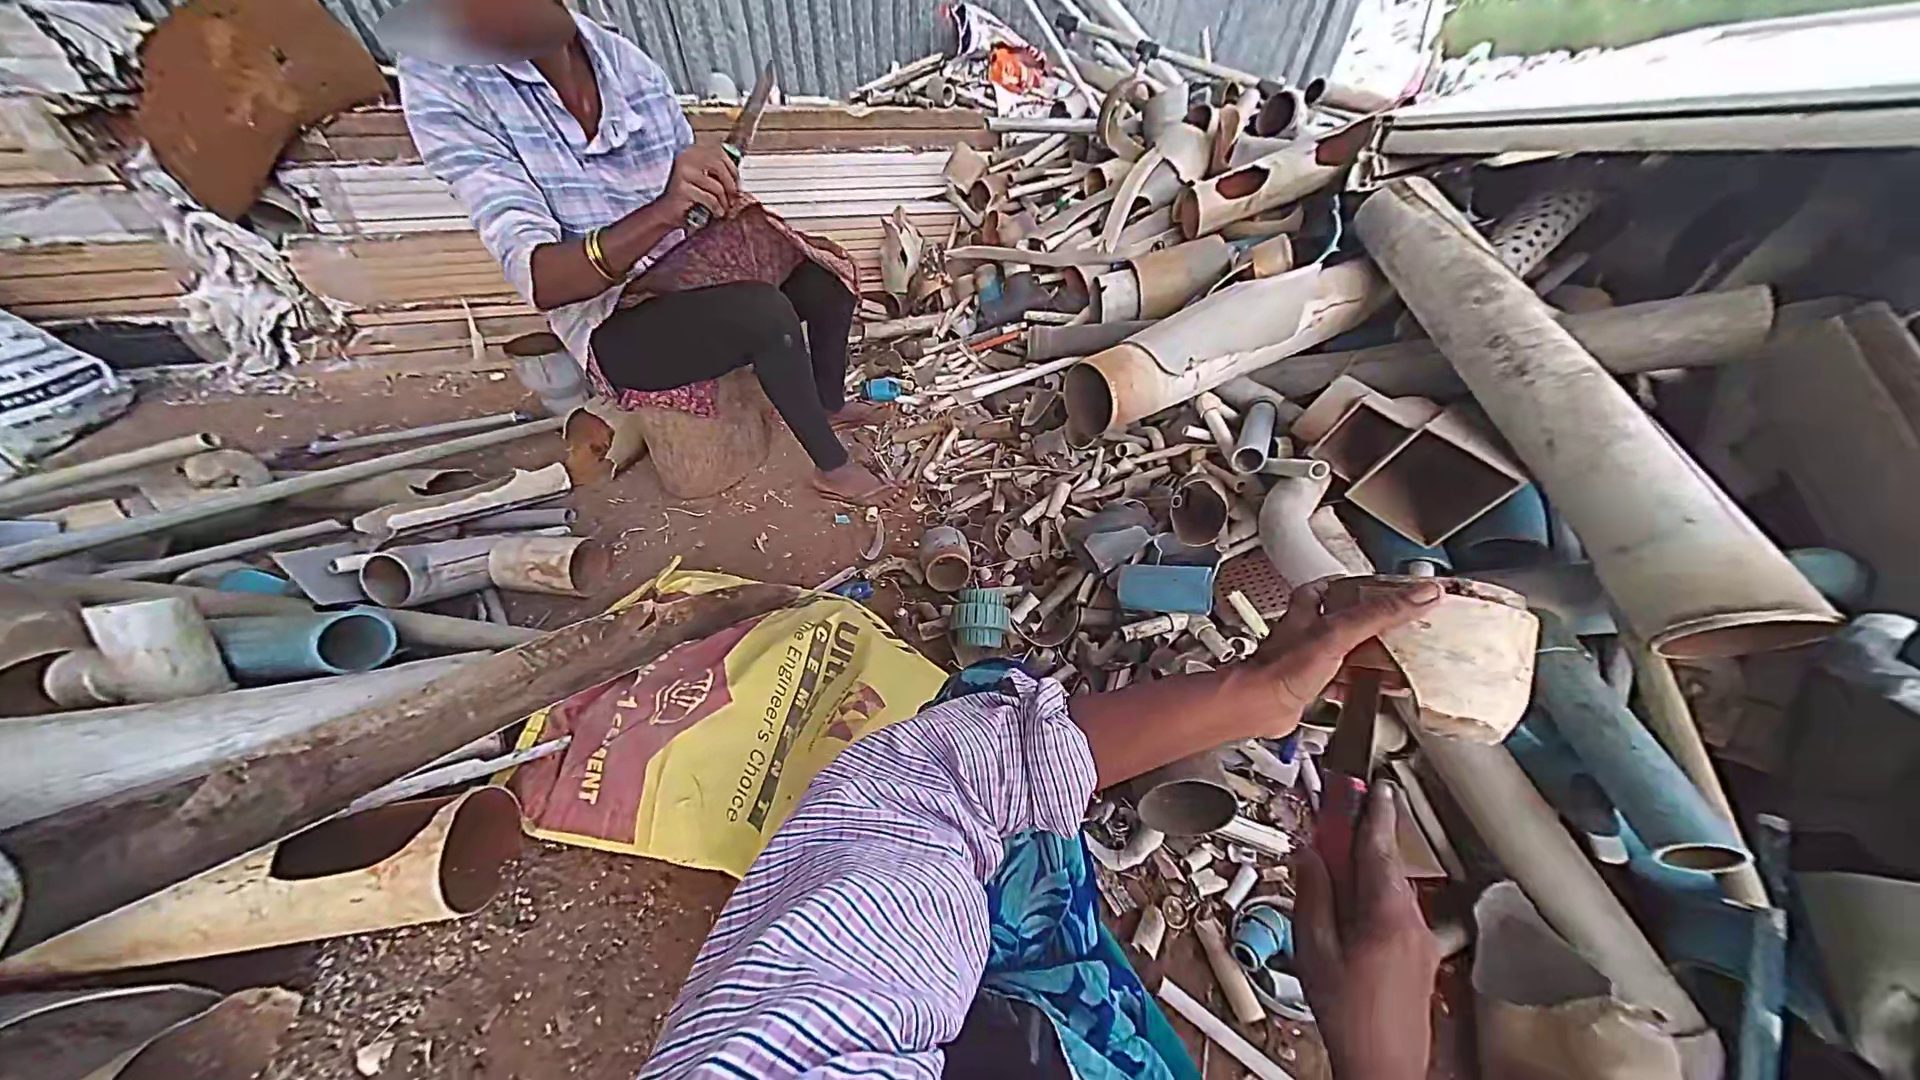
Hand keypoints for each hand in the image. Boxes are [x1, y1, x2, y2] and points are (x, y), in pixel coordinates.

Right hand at [653, 143, 739, 221]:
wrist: (667, 211)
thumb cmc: (689, 197)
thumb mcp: (703, 180)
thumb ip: (717, 174)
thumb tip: (739, 180)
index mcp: (692, 152)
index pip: (719, 154)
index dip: (733, 171)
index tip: (737, 185)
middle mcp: (686, 158)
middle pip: (719, 167)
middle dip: (731, 186)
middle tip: (733, 199)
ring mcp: (683, 172)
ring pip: (716, 186)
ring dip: (725, 202)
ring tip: (724, 209)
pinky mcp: (682, 189)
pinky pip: (709, 199)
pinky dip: (717, 209)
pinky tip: (717, 213)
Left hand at [1255, 577, 1440, 731]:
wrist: (1260, 704)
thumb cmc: (1282, 667)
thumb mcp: (1337, 633)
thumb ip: (1379, 613)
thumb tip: (1420, 595)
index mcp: (1308, 608)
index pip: (1338, 586)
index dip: (1364, 585)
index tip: (1392, 588)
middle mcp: (1307, 630)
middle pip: (1349, 621)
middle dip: (1379, 625)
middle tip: (1407, 627)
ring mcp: (1309, 657)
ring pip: (1350, 652)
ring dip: (1376, 657)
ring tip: (1406, 659)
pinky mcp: (1312, 683)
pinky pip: (1346, 681)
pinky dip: (1366, 684)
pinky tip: (1382, 689)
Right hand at [1295, 782, 1440, 1079]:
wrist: (1384, 1065)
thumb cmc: (1347, 1012)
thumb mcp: (1313, 944)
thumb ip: (1312, 891)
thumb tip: (1310, 853)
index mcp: (1387, 914)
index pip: (1378, 847)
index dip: (1373, 810)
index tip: (1371, 783)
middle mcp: (1412, 922)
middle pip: (1382, 862)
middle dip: (1355, 838)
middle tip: (1330, 819)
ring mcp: (1421, 939)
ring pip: (1386, 884)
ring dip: (1358, 867)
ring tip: (1326, 870)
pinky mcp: (1420, 953)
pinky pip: (1392, 905)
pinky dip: (1367, 891)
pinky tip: (1345, 905)